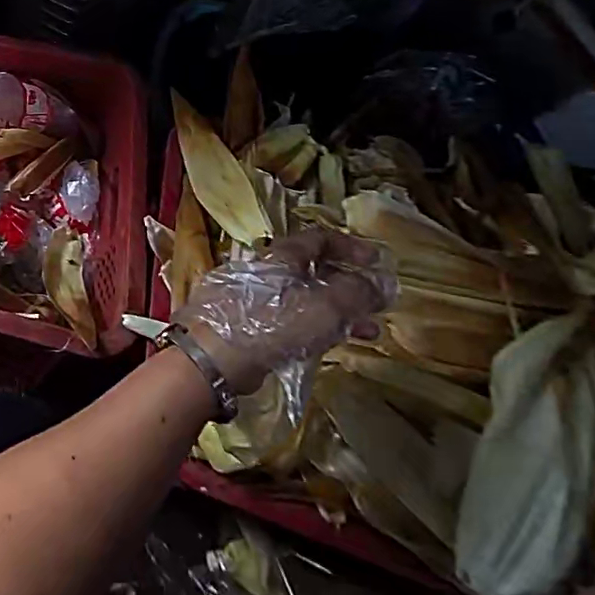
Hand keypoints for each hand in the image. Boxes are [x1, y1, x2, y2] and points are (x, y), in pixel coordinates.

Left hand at [172, 228, 394, 392]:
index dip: (350, 246)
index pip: (318, 239)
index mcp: (280, 257)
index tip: (377, 261)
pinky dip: (316, 326)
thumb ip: (355, 292)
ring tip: (368, 331)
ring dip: (338, 310)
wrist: (213, 355)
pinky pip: (291, 319)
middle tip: (377, 303)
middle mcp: (265, 271)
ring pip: (305, 298)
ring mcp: (254, 297)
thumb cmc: (269, 323)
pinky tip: (333, 343)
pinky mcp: (249, 324)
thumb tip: (381, 282)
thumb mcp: (322, 306)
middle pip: (313, 270)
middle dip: (349, 285)